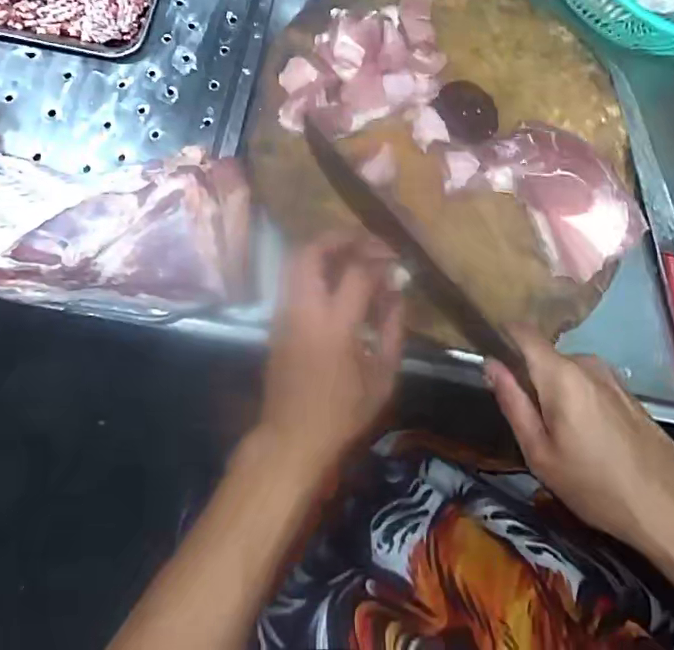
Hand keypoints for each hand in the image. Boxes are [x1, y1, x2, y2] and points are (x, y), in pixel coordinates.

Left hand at [255, 233, 405, 477]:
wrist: (291, 436)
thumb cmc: (343, 414)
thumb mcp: (381, 376)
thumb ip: (391, 328)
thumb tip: (397, 291)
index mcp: (334, 325)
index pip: (356, 273)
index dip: (379, 260)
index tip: (397, 263)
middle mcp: (303, 309)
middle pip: (313, 251)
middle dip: (341, 238)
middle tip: (369, 242)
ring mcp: (284, 311)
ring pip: (296, 260)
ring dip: (325, 249)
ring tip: (354, 254)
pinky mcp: (276, 319)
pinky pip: (293, 278)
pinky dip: (314, 267)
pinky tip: (336, 279)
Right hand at [485, 325, 673, 554]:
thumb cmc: (596, 484)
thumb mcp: (539, 452)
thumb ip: (512, 402)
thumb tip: (491, 364)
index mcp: (560, 373)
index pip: (523, 332)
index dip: (503, 335)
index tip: (489, 354)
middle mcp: (587, 365)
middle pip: (544, 356)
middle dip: (530, 376)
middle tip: (526, 416)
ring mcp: (612, 379)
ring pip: (568, 372)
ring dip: (556, 391)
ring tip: (557, 432)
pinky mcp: (630, 396)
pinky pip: (590, 384)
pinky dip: (579, 400)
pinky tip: (588, 438)